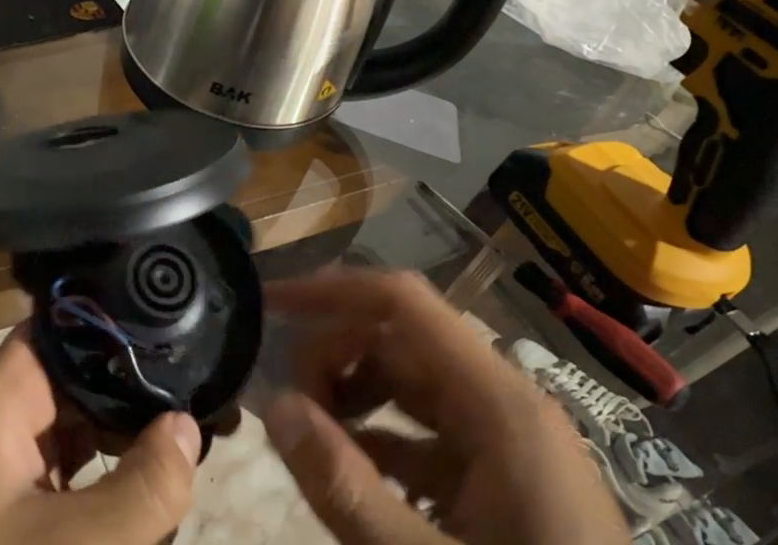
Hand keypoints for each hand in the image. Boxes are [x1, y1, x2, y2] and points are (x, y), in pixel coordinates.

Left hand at [0, 328, 200, 544]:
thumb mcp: (84, 544)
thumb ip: (146, 485)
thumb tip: (185, 425)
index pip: (57, 327)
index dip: (113, 320)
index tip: (173, 321)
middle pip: (74, 378)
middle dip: (134, 387)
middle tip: (204, 393)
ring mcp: (1, 471)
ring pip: (75, 430)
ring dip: (126, 437)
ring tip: (191, 439)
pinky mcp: (8, 516)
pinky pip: (66, 476)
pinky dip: (106, 480)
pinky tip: (149, 492)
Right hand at [262, 268, 625, 544]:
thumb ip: (345, 485)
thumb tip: (275, 405)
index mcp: (499, 404)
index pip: (402, 303)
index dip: (329, 292)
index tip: (266, 306)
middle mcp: (506, 405)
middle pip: (401, 341)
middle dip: (334, 358)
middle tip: (288, 411)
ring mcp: (511, 445)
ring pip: (412, 387)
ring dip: (352, 398)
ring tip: (311, 440)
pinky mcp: (508, 484)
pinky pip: (429, 436)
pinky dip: (380, 442)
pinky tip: (351, 478)